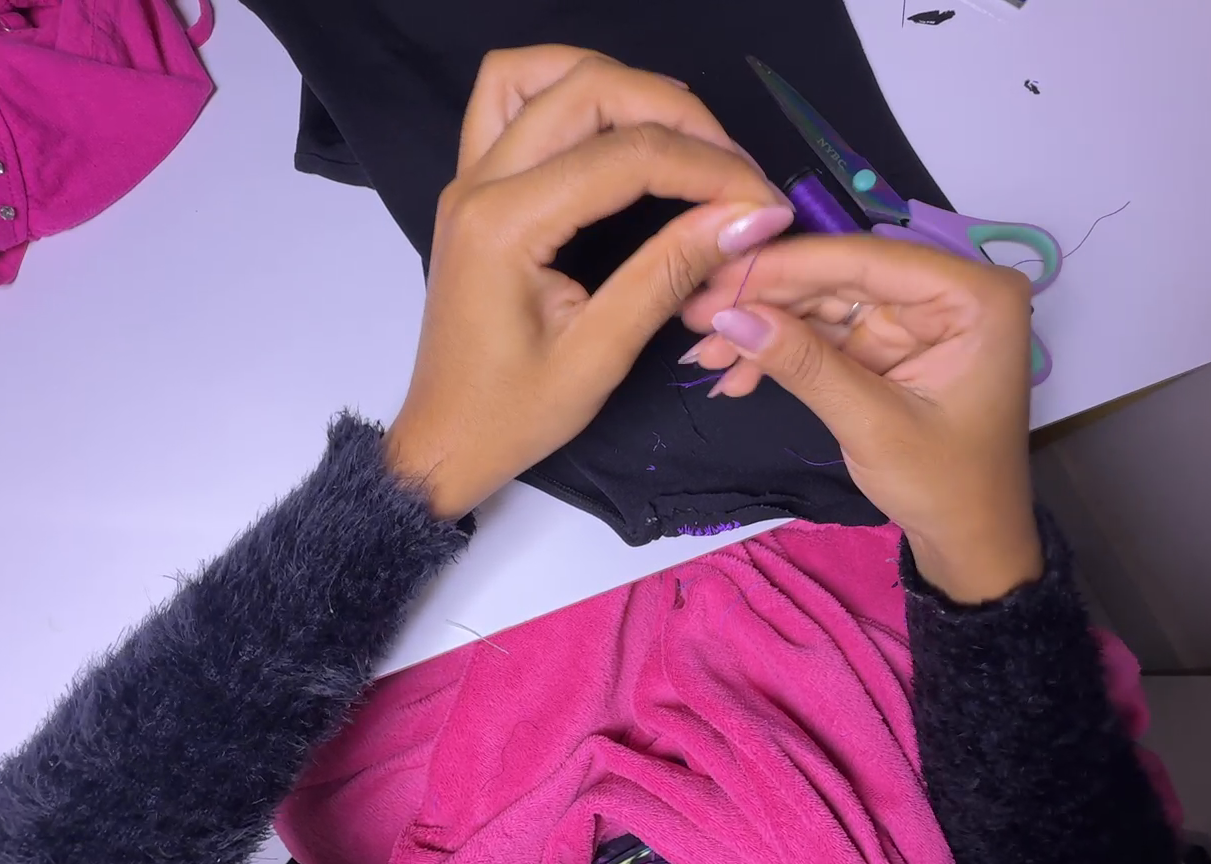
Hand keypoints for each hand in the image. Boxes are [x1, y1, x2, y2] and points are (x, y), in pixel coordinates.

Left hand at [385, 46, 793, 518]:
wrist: (448, 440)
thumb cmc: (514, 415)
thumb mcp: (600, 353)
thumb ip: (670, 272)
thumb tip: (749, 216)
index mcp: (506, 226)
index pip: (626, 157)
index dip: (709, 169)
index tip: (763, 203)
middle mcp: (478, 185)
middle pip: (587, 91)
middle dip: (675, 115)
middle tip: (732, 168)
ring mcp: (466, 182)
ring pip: (539, 75)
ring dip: (614, 85)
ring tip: (675, 132)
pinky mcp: (471, 193)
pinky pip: (507, 102)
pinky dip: (562, 93)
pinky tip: (605, 126)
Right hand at [679, 235, 1041, 601]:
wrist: (966, 536)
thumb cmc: (943, 485)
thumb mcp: (872, 423)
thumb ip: (804, 365)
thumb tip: (732, 319)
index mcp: (969, 296)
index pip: (863, 261)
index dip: (784, 269)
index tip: (715, 283)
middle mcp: (942, 293)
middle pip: (836, 279)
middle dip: (764, 301)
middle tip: (695, 317)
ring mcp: (910, 319)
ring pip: (819, 307)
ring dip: (761, 331)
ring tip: (705, 355)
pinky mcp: (884, 346)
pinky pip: (821, 338)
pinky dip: (778, 355)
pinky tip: (736, 374)